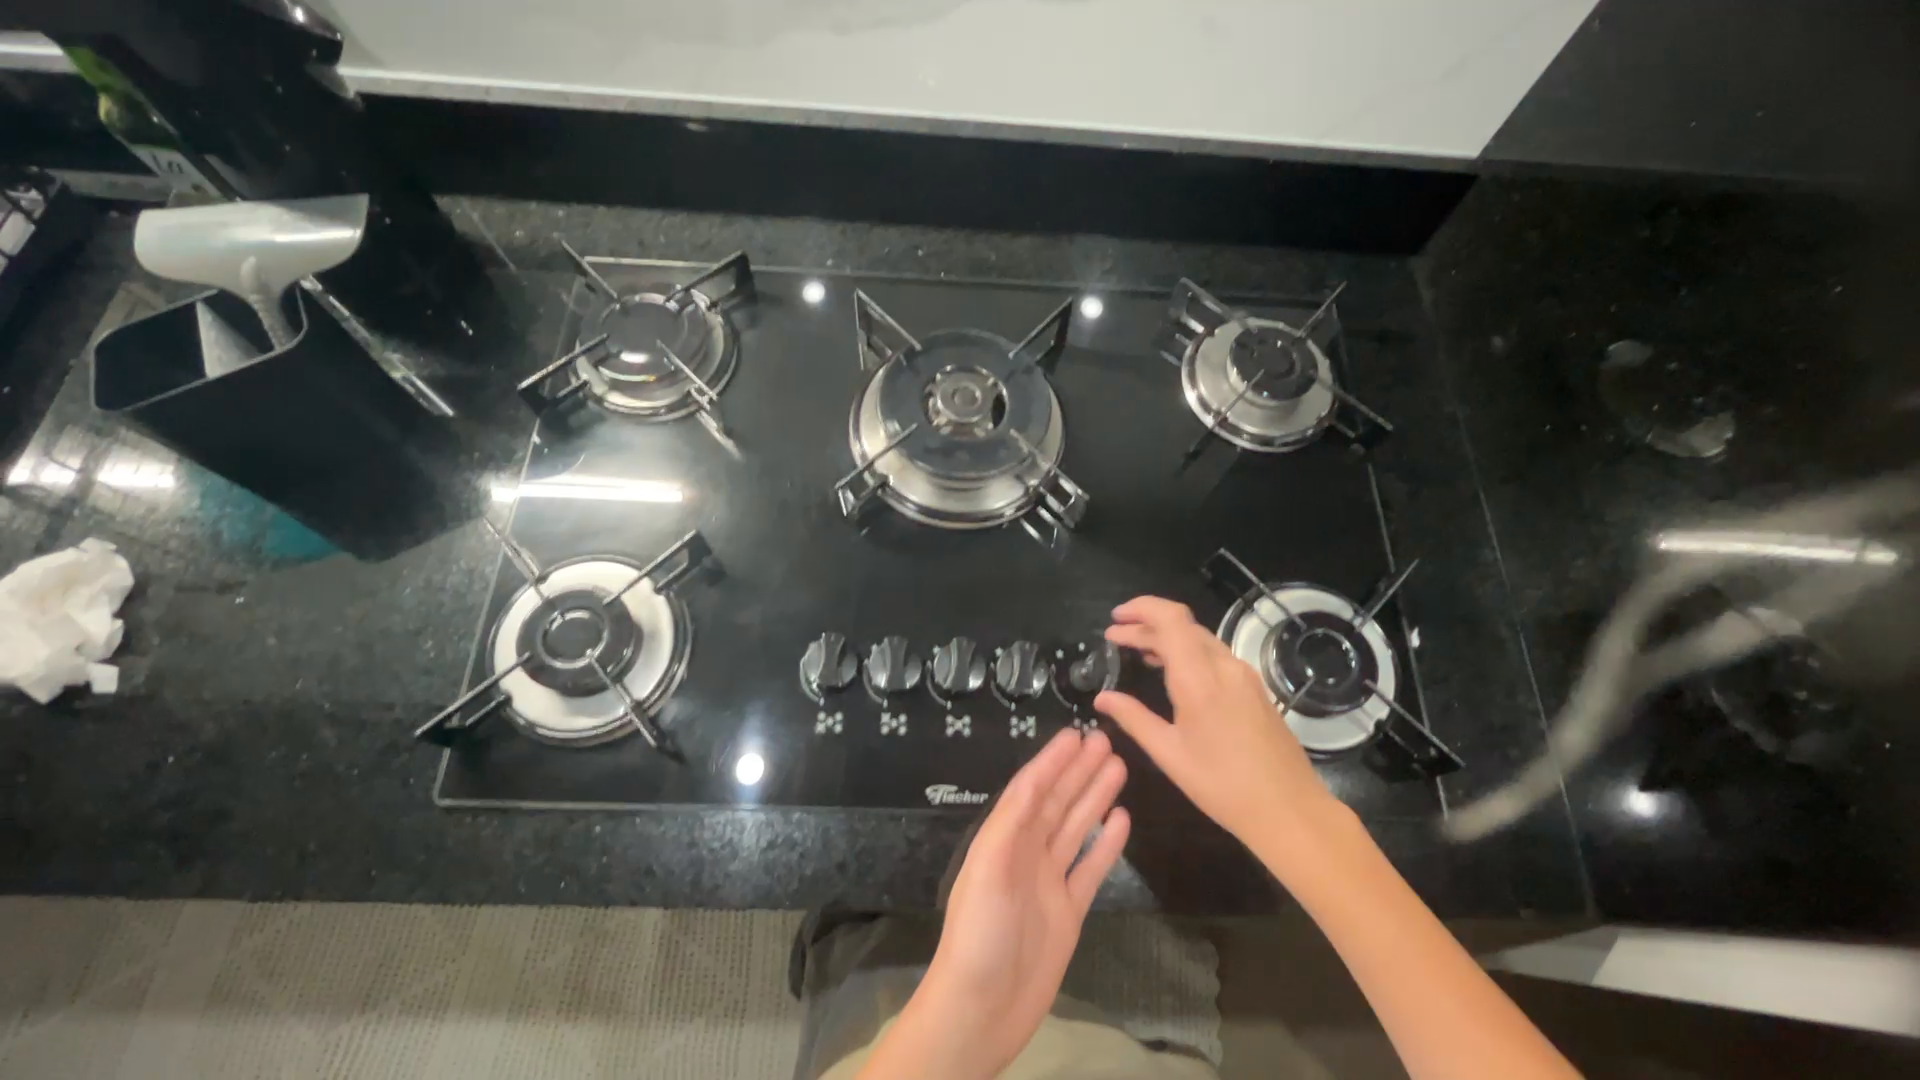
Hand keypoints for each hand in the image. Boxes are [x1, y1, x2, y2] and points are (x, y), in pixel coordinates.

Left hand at [861, 729, 1129, 1078]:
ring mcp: (1048, 883)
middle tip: (1105, 741)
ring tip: (1119, 768)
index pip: (1030, 790)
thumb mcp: (986, 872)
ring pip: (1075, 830)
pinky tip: (1123, 820)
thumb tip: (1033, 783)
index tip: (1075, 735)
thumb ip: (1009, 827)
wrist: (982, 1009)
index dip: (1052, 761)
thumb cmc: (978, 936)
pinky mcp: (1068, 912)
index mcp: (1001, 840)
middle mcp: (1024, 854)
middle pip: (1056, 803)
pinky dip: (1106, 845)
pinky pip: (1090, 869)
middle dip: (1077, 771)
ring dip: (1094, 798)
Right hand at [1097, 596, 1343, 860]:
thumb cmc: (1222, 785)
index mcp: (1199, 679)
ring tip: (1137, 650)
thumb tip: (1102, 698)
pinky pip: (1215, 656)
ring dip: (1167, 638)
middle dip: (1146, 624)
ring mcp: (1244, 675)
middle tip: (1115, 637)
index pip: (1170, 620)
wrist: (1289, 808)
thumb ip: (1133, 718)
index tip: (1115, 618)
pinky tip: (1172, 671)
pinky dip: (1188, 652)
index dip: (1141, 608)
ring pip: (1200, 639)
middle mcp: (1224, 666)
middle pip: (1183, 625)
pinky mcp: (1255, 688)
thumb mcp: (1169, 754)